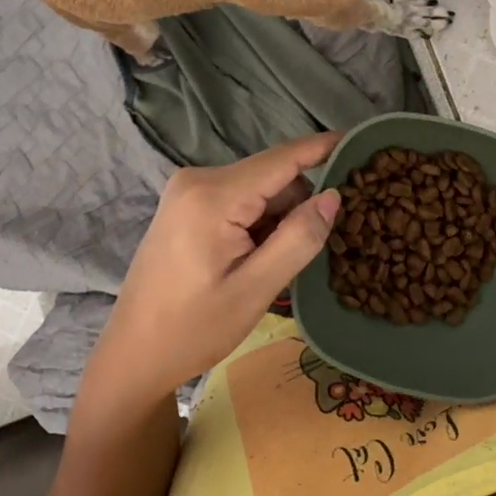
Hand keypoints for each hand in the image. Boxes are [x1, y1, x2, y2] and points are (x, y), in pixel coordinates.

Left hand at [86, 133, 343, 404]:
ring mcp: (188, 191)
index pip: (283, 159)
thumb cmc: (192, 329)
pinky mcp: (186, 206)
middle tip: (328, 242)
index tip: (363, 140)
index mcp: (213, 196)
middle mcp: (198, 180)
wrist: (132, 355)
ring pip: (258, 190)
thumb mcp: (255, 290)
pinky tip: (262, 258)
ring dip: (280, 218)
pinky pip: (239, 200)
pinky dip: (259, 223)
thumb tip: (334, 195)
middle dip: (302, 202)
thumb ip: (298, 239)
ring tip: (287, 263)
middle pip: (272, 176)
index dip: (324, 148)